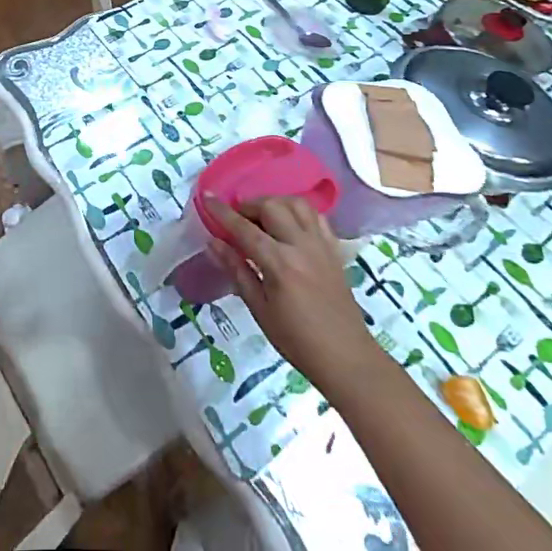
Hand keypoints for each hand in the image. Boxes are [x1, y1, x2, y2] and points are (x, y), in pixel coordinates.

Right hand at [205, 197, 387, 390]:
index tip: (207, 197)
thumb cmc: (296, 339)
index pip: (245, 229)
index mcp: (279, 263)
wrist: (344, 353)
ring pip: (296, 204)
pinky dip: (297, 211)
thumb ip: (237, 271)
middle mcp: (301, 245)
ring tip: (261, 217)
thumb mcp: (259, 309)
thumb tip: (213, 243)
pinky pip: (315, 215)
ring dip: (274, 203)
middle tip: (236, 219)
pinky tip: (288, 223)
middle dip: (249, 206)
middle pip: (272, 207)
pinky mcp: (334, 247)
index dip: (223, 212)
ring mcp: (321, 243)